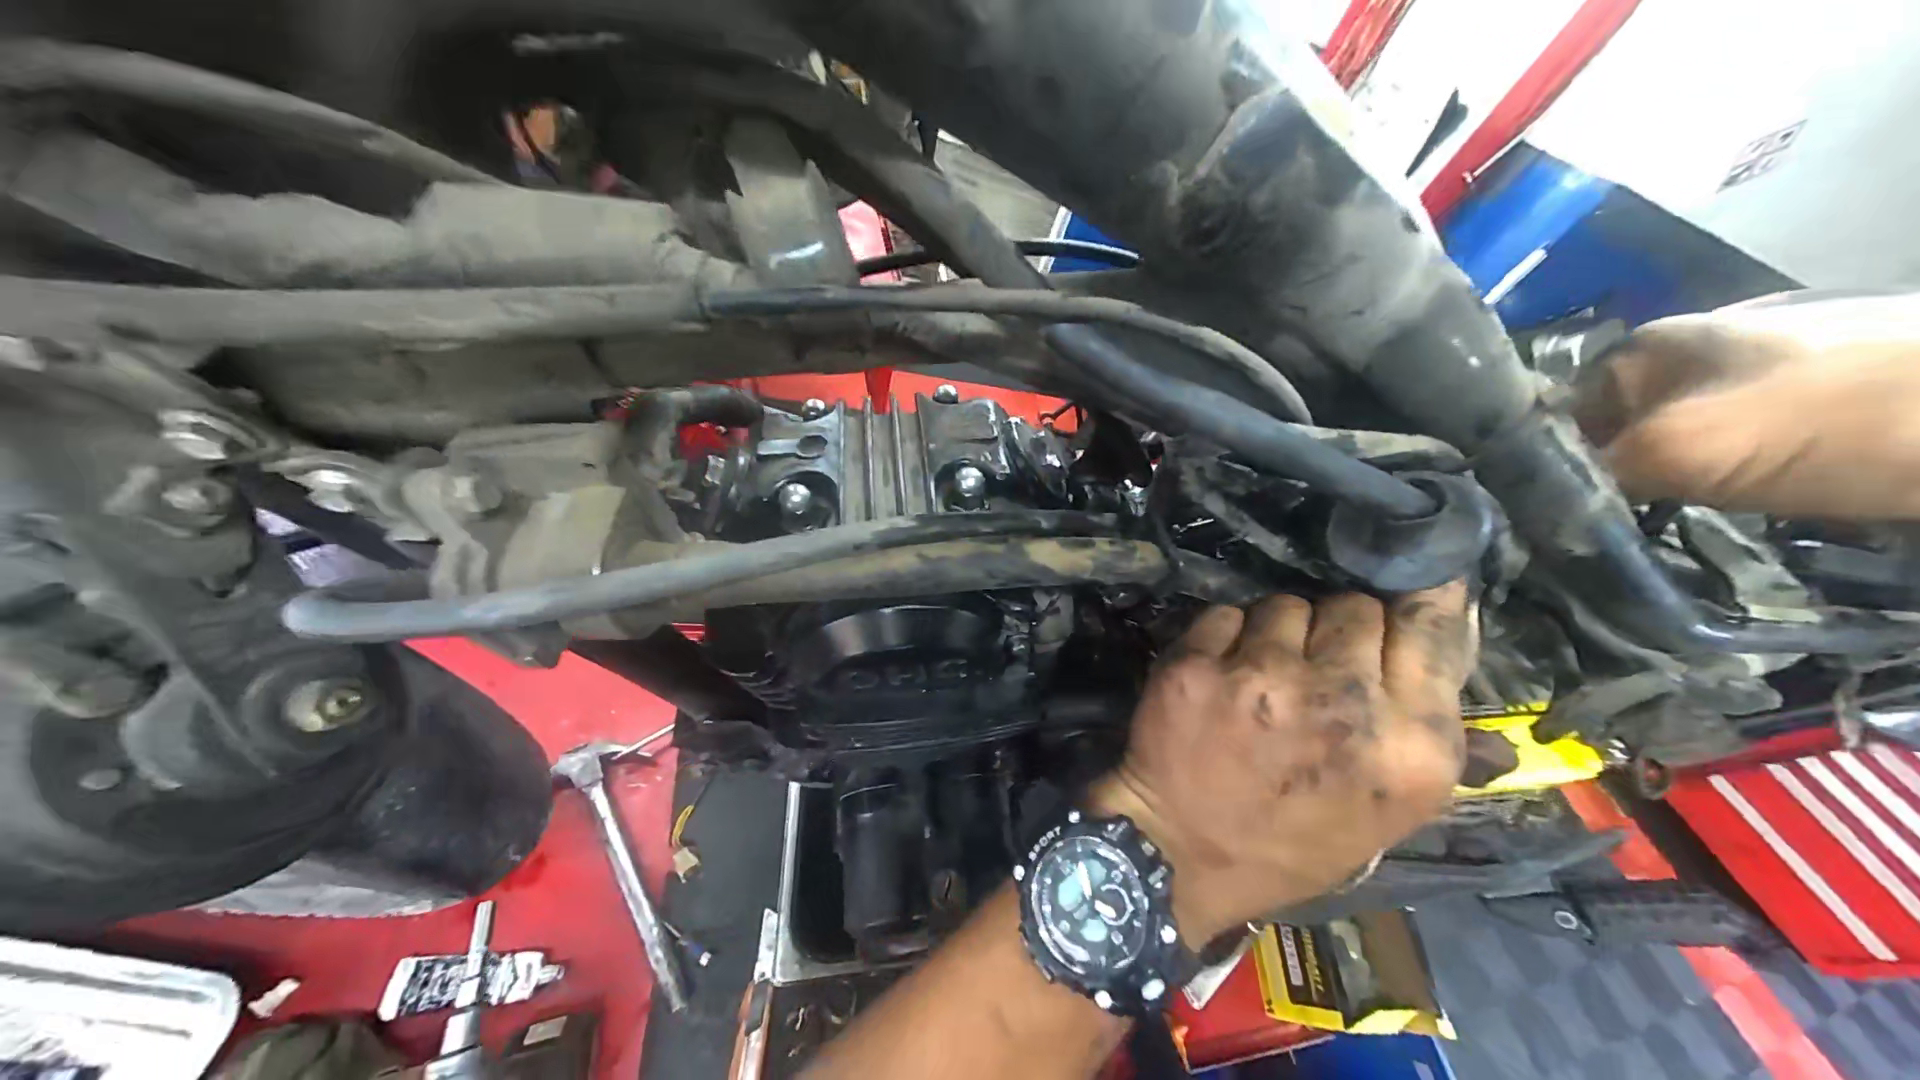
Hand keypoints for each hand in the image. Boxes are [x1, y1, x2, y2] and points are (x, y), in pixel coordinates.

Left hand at [1087, 584, 1473, 943]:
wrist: (1185, 851)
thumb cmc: (1294, 838)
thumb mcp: (1393, 804)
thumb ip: (1425, 719)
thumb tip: (1448, 622)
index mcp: (1410, 744)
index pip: (1430, 629)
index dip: (1416, 604)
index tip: (1405, 590)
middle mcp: (1342, 699)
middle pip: (1354, 606)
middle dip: (1338, 628)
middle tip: (1316, 665)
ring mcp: (1262, 676)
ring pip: (1285, 604)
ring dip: (1279, 630)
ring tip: (1264, 674)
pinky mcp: (1196, 664)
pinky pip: (1226, 614)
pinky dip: (1225, 635)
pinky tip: (1220, 675)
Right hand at [1570, 295, 1919, 518]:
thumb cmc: (1841, 419)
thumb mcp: (1681, 452)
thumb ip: (1590, 474)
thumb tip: (1540, 505)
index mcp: (1648, 346)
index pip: (1553, 415)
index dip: (1547, 466)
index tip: (1557, 516)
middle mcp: (1694, 351)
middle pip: (1615, 431)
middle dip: (1610, 479)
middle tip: (1623, 526)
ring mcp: (1767, 372)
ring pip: (1677, 445)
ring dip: (1672, 488)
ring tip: (1689, 520)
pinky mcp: (1824, 403)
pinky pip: (1740, 452)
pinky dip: (1732, 485)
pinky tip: (1752, 505)